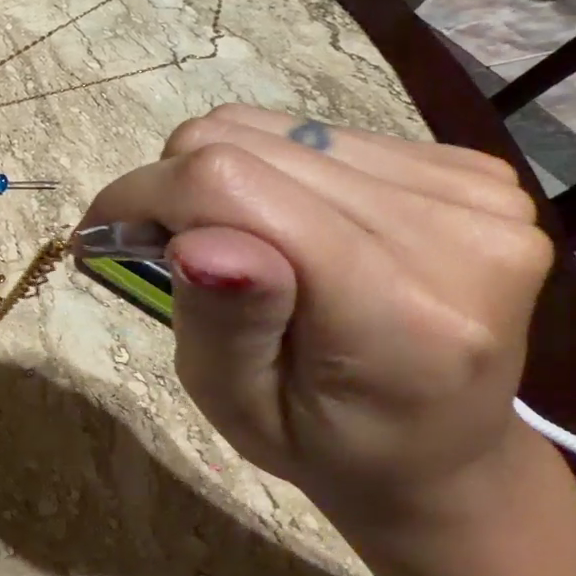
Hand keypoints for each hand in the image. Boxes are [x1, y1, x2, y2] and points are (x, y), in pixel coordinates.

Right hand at [81, 104, 553, 532]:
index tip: (100, 235)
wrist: (441, 447)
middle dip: (168, 187)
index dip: (142, 194)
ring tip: (220, 238)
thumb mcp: (238, 407)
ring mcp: (475, 195)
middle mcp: (457, 237)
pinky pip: (310, 132)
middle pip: (241, 145)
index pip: (232, 187)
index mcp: (399, 316)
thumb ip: (222, 324)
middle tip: (155, 246)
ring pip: (267, 128)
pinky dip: (266, 170)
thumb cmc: (319, 441)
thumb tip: (197, 241)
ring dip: (215, 176)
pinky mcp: (470, 171)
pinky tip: (280, 223)